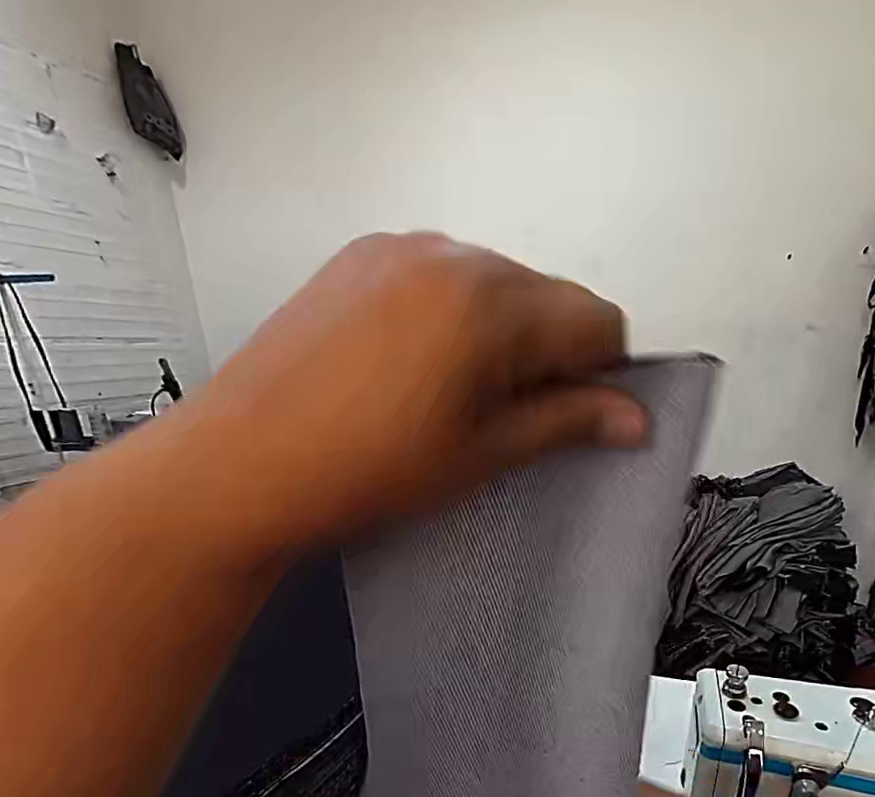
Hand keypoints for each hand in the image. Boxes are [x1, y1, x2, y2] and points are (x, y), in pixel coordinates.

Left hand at [182, 233, 648, 541]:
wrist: (240, 468)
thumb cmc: (368, 471)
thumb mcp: (483, 453)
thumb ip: (568, 421)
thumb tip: (635, 419)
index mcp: (490, 300)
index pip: (597, 318)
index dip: (601, 371)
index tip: (574, 415)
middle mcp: (450, 252)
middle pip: (546, 296)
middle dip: (548, 352)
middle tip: (506, 415)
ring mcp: (398, 248)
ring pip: (494, 285)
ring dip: (500, 334)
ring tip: (450, 396)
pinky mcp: (359, 257)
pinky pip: (440, 277)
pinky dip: (452, 316)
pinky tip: (413, 367)